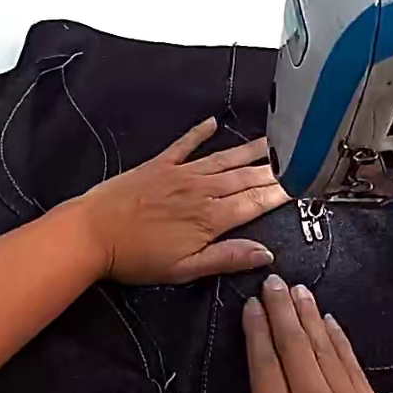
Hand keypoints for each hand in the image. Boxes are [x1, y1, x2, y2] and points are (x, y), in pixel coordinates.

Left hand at [55, 117, 289, 283]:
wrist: (92, 232)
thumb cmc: (137, 258)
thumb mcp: (184, 269)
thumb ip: (226, 258)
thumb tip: (265, 254)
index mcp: (211, 218)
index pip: (254, 203)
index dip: (279, 194)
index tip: (301, 185)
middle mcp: (202, 190)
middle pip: (245, 178)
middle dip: (274, 171)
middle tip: (298, 159)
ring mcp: (181, 173)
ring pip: (224, 160)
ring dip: (250, 151)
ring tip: (272, 142)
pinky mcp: (160, 164)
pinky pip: (185, 144)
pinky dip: (199, 132)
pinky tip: (213, 122)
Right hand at [186, 279, 392, 392]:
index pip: (264, 366)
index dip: (256, 332)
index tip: (250, 306)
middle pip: (295, 347)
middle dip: (282, 311)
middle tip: (274, 281)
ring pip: (325, 349)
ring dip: (311, 316)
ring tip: (299, 291)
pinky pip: (354, 365)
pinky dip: (341, 340)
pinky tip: (334, 326)